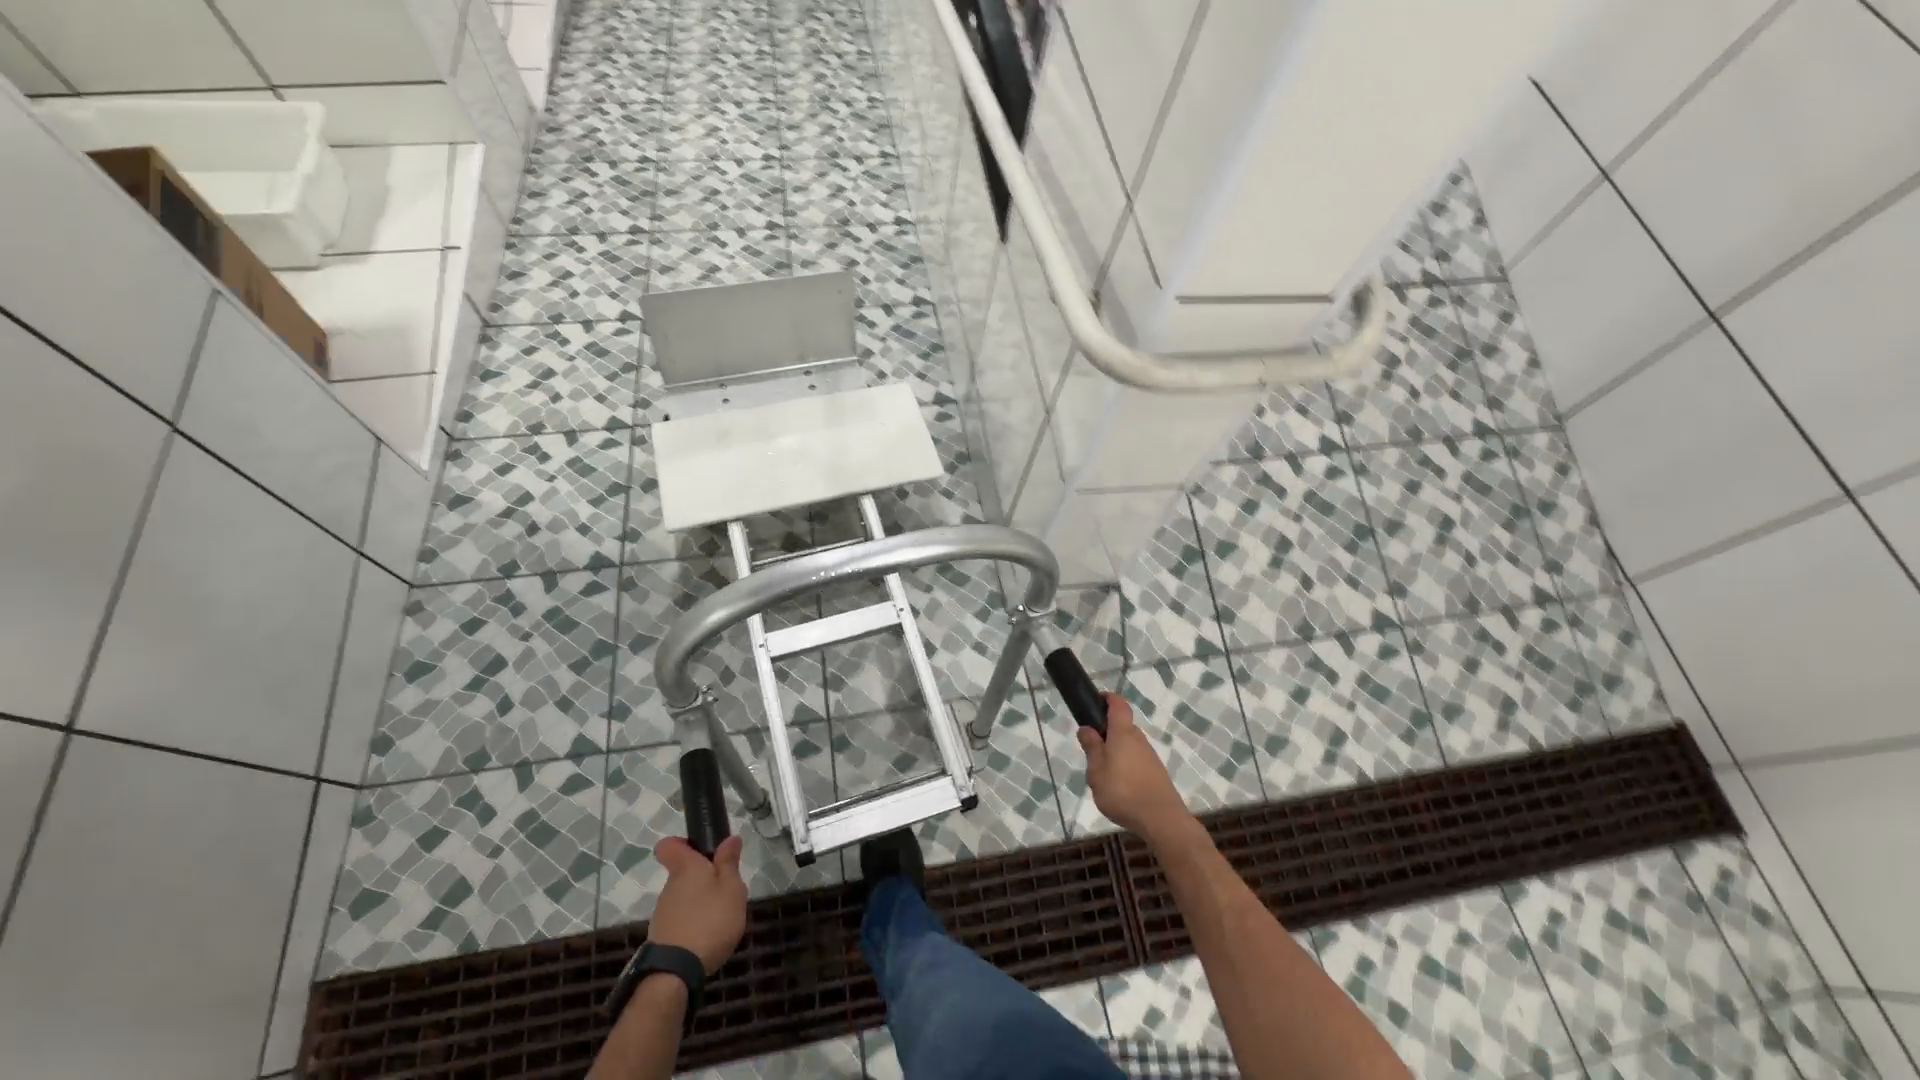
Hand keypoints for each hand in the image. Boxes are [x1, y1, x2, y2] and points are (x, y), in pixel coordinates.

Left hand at [647, 835, 747, 974]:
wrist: (677, 970)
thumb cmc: (710, 920)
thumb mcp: (731, 890)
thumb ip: (729, 864)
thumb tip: (730, 838)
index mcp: (686, 868)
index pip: (668, 845)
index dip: (682, 843)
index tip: (703, 851)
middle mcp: (669, 886)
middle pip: (683, 874)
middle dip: (704, 880)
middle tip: (728, 893)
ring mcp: (663, 912)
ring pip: (684, 898)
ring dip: (701, 903)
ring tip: (722, 919)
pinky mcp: (662, 935)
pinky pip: (681, 919)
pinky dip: (695, 923)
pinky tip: (709, 938)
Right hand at [1076, 693, 1193, 843]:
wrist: (1161, 818)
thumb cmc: (1123, 792)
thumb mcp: (1097, 771)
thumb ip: (1092, 748)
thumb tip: (1086, 727)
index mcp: (1123, 733)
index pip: (1118, 704)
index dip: (1107, 698)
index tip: (1094, 702)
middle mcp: (1139, 739)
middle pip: (1122, 726)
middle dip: (1106, 733)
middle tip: (1090, 752)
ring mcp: (1150, 756)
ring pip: (1129, 745)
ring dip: (1115, 752)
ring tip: (1101, 776)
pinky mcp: (1156, 772)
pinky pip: (1136, 760)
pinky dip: (1125, 765)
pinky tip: (1118, 787)